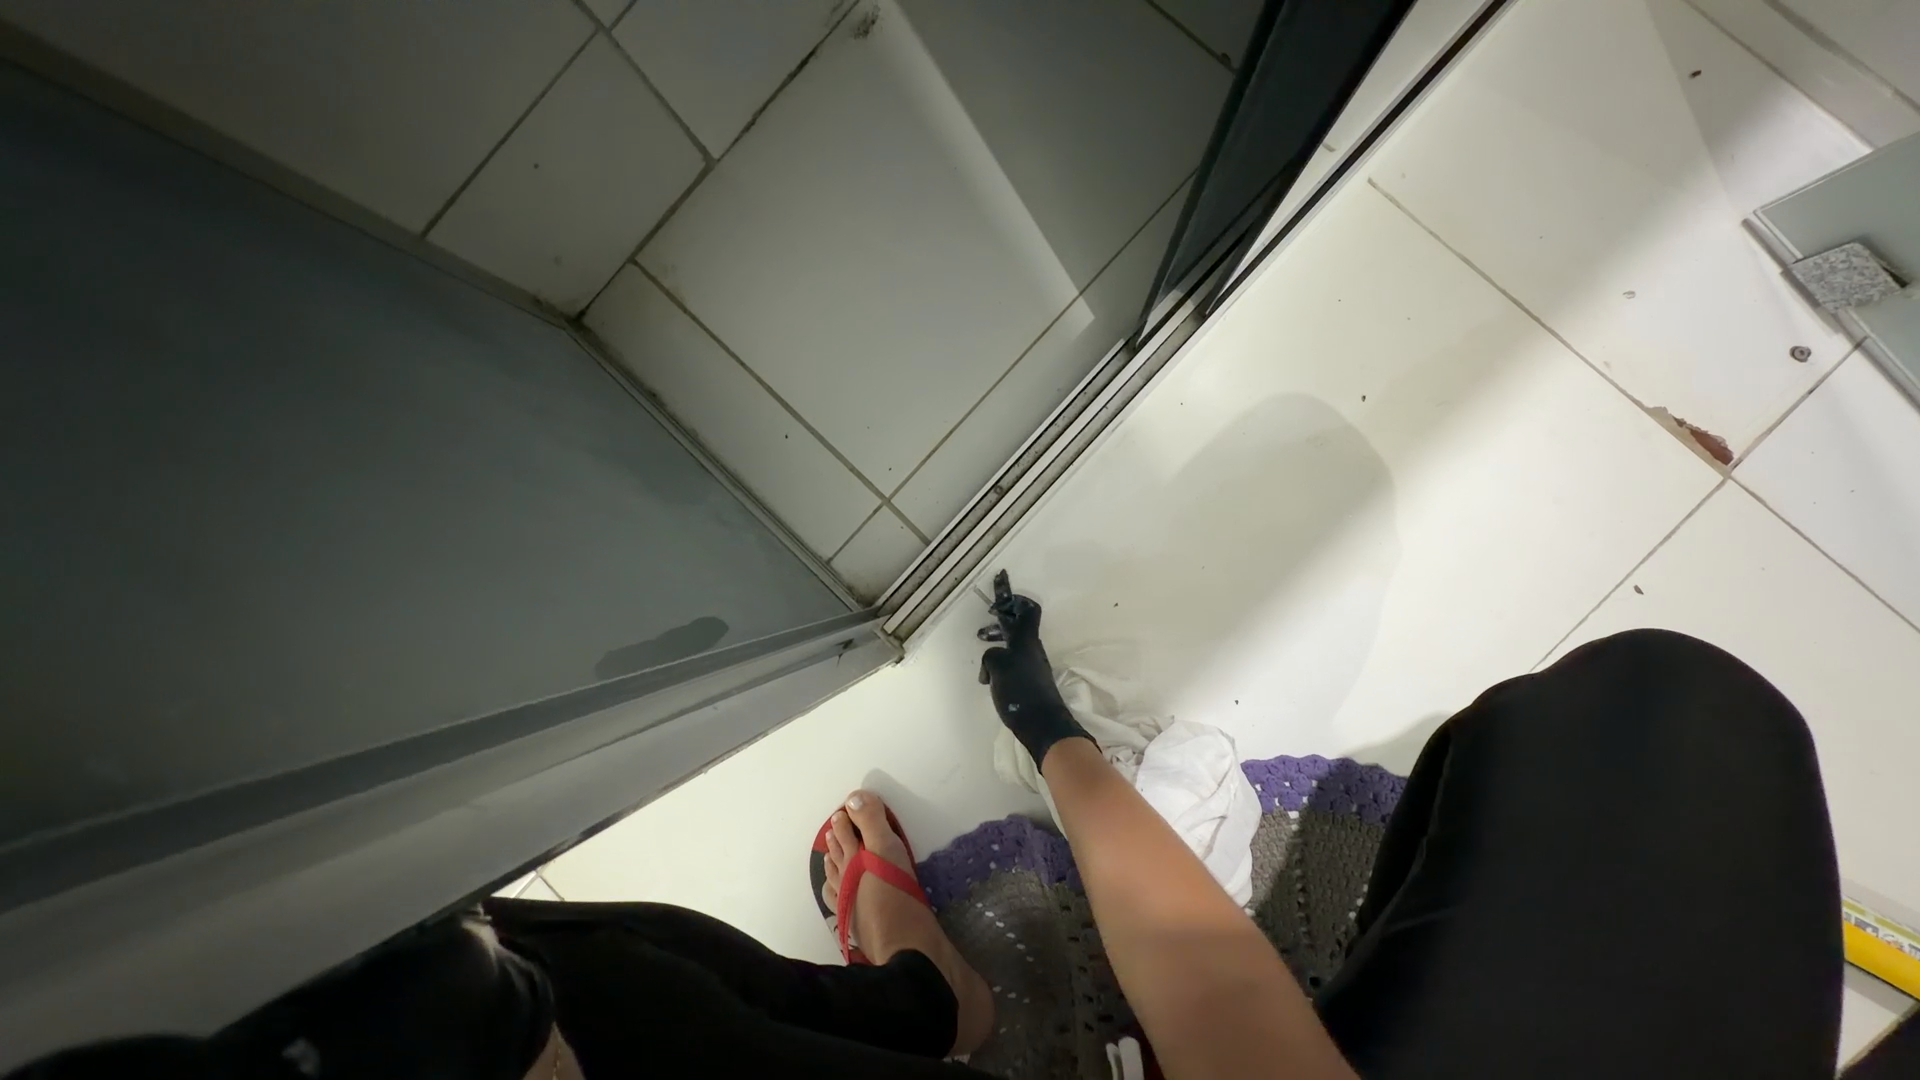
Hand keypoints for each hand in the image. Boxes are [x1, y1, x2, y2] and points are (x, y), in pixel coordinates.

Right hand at [977, 570, 1091, 766]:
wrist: (1043, 726)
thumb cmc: (1022, 692)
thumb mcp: (998, 667)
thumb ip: (992, 656)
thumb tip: (991, 664)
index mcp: (1026, 641)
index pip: (1028, 610)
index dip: (1015, 597)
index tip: (1002, 586)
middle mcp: (1031, 650)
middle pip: (1018, 624)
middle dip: (1001, 617)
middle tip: (986, 617)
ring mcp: (1031, 666)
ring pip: (1014, 643)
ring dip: (998, 639)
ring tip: (982, 645)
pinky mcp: (1029, 682)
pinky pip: (1011, 660)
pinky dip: (998, 660)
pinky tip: (988, 675)